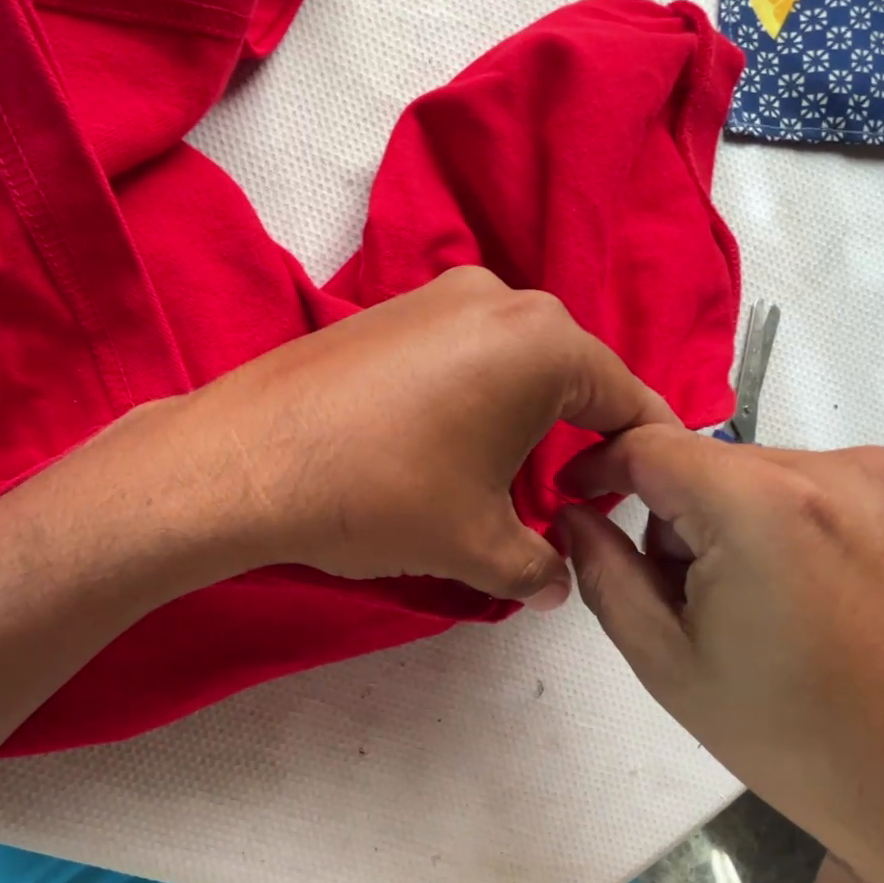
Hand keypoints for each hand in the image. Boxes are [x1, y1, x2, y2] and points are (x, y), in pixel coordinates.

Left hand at [81, 266, 677, 602]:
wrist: (246, 460)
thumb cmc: (382, 497)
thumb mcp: (475, 545)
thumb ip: (536, 568)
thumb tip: (557, 586)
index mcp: (543, 341)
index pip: (622, 400)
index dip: (636, 456)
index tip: (632, 497)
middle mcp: (497, 296)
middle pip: (564, 376)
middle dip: (568, 439)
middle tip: (556, 502)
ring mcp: (431, 296)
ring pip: (504, 365)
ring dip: (511, 421)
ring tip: (483, 483)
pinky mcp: (380, 310)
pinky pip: (451, 356)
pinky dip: (461, 399)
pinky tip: (427, 448)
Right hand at [558, 428, 883, 882]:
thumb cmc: (794, 740)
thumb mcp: (666, 662)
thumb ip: (604, 571)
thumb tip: (575, 514)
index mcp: (763, 508)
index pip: (650, 445)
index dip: (602, 466)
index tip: (583, 498)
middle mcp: (849, 469)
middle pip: (721, 463)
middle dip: (687, 513)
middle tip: (699, 596)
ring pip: (788, 475)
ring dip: (757, 518)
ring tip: (783, 603)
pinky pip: (858, 491)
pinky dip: (828, 525)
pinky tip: (850, 596)